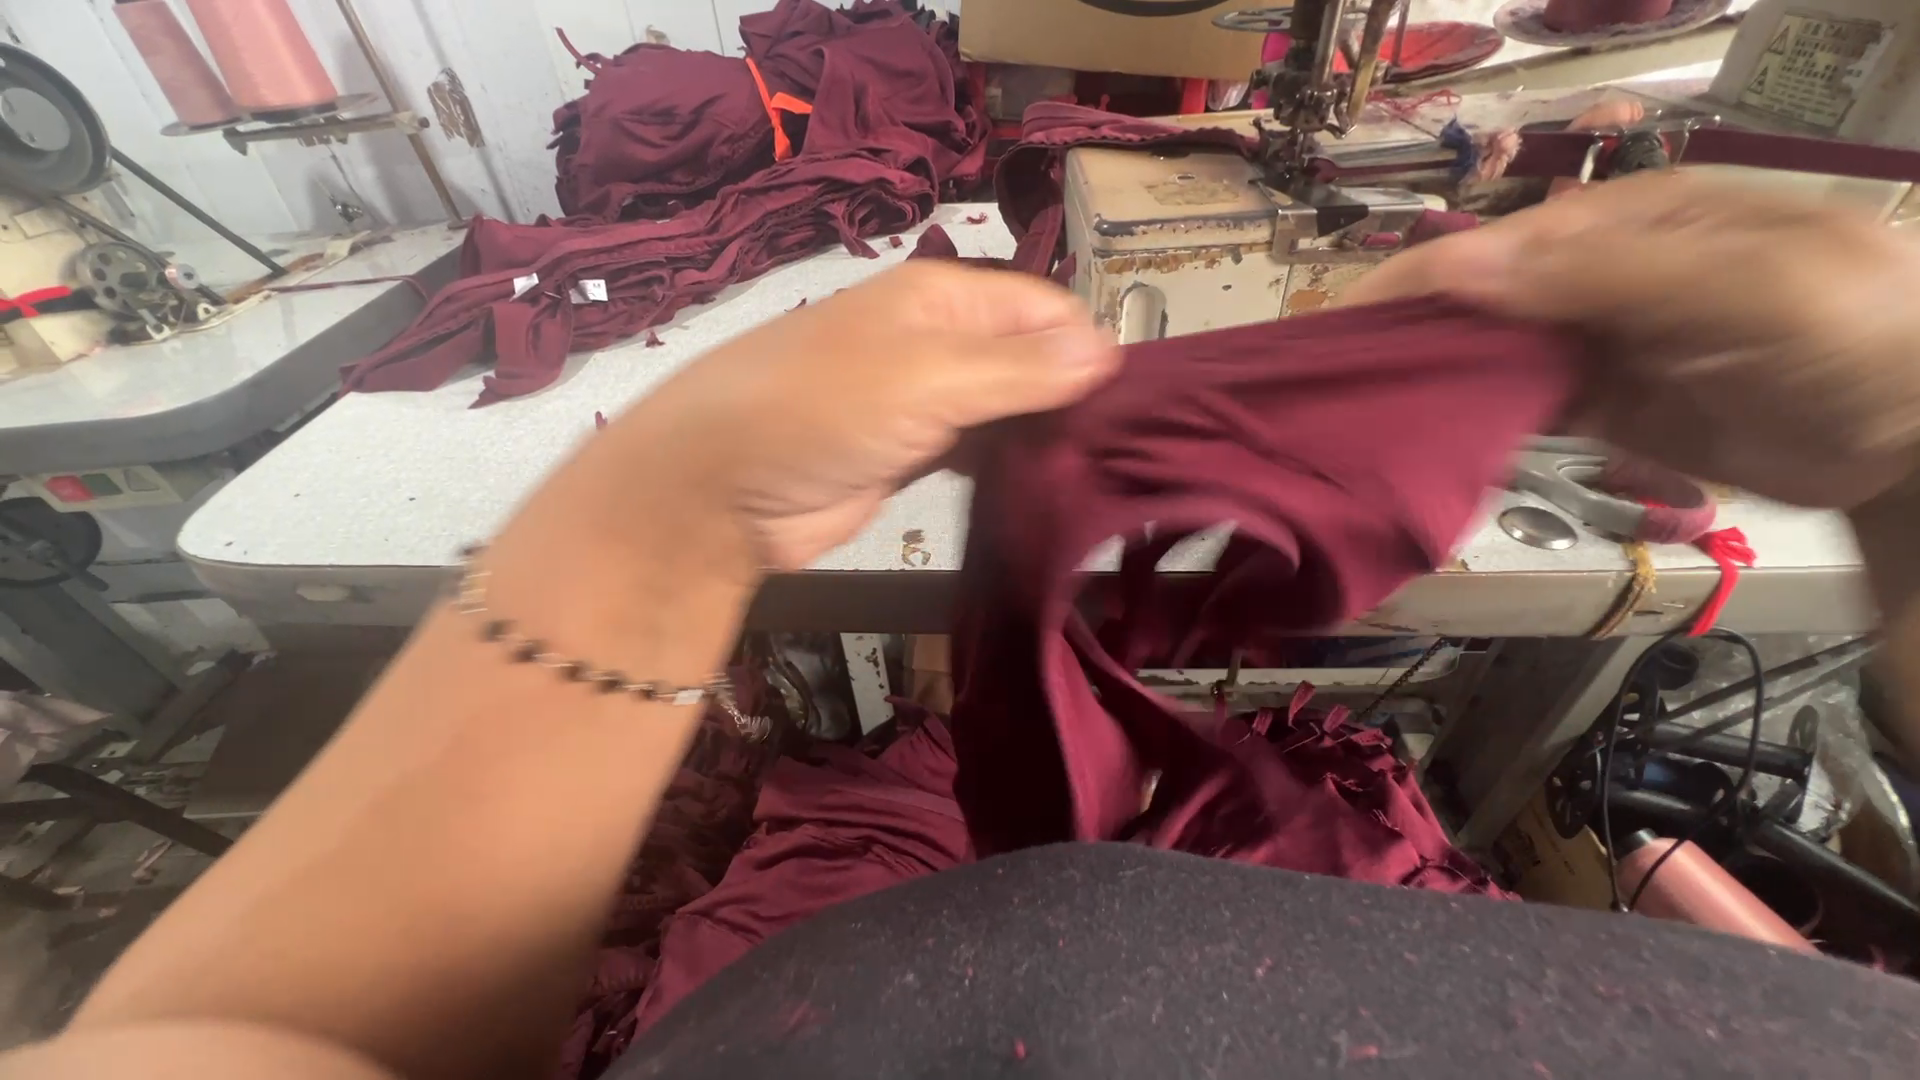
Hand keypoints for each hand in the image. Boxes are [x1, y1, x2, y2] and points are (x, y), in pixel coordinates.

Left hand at [596, 260, 1118, 571]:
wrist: (722, 489)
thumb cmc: (820, 410)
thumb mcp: (925, 378)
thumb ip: (1017, 369)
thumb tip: (1110, 349)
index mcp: (942, 299)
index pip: (1043, 308)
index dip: (1087, 348)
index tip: (1127, 405)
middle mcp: (939, 342)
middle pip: (1030, 358)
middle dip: (1072, 395)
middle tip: (1122, 449)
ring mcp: (926, 402)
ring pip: (1008, 409)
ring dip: (1044, 435)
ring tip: (1098, 473)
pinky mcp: (913, 455)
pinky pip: (979, 452)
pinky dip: (1009, 465)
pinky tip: (1045, 488)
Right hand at [1343, 171, 1919, 508]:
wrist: (1919, 441)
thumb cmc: (1848, 341)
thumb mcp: (1737, 290)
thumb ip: (1596, 276)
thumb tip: (1453, 269)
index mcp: (1620, 225)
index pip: (1489, 248)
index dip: (1408, 284)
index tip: (1332, 330)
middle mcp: (1590, 276)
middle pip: (1471, 299)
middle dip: (1400, 331)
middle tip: (1321, 376)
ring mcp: (1586, 340)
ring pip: (1479, 352)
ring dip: (1421, 376)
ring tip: (1348, 408)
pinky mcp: (1587, 398)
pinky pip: (1504, 401)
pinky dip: (1461, 415)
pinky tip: (1419, 435)